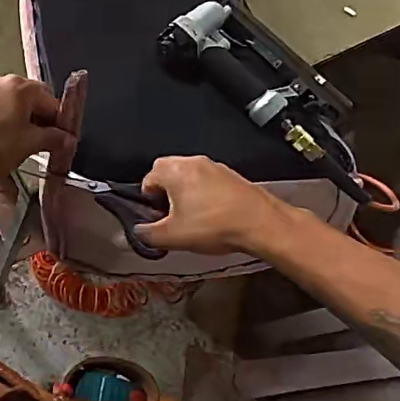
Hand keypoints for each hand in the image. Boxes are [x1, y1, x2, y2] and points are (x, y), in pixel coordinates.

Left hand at [0, 75, 73, 181]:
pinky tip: (4, 141)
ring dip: (25, 123)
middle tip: (43, 145)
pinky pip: (0, 108)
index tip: (62, 141)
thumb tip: (66, 138)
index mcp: (22, 87)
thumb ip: (52, 139)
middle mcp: (4, 82)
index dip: (60, 124)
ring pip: (17, 105)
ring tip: (23, 146)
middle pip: (34, 100)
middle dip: (42, 122)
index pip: (53, 103)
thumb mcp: (28, 145)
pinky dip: (8, 122)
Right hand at [134, 155, 295, 255]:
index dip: (148, 202)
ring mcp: (215, 168)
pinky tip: (212, 218)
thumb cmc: (217, 225)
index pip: (147, 179)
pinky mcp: (232, 177)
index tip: (155, 218)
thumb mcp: (172, 237)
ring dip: (186, 196)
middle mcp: (194, 163)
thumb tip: (139, 232)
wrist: (260, 224)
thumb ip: (147, 234)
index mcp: (175, 170)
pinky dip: (205, 197)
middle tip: (171, 218)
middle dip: (165, 196)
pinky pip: (209, 183)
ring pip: (189, 178)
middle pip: (167, 175)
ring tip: (193, 221)